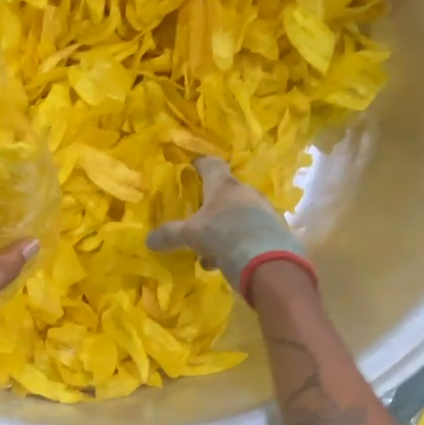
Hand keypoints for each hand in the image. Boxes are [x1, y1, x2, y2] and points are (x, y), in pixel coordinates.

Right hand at [146, 157, 315, 303]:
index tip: (193, 164)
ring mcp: (263, 211)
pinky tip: (226, 260)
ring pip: (239, 214)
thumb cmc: (223, 235)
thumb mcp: (190, 235)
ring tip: (209, 248)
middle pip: (227, 192)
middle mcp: (246, 193)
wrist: (266, 260)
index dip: (201, 164)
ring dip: (224, 227)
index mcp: (224, 186)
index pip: (212, 166)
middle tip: (199, 215)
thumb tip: (149, 240)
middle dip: (212, 203)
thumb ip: (169, 235)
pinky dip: (236, 242)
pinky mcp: (274, 231)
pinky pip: (250, 232)